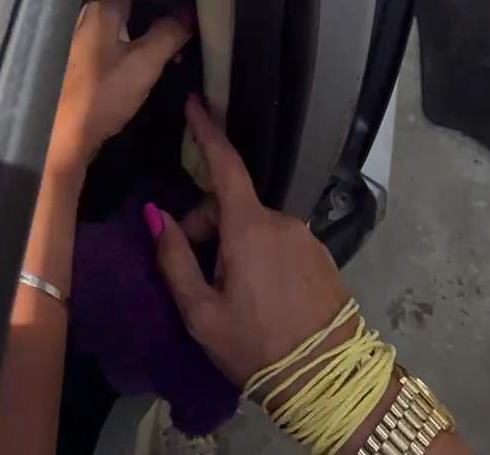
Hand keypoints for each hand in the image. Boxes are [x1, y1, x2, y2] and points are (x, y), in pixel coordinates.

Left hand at [46, 0, 193, 178]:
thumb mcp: (145, 63)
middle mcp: (89, 13)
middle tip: (188, 3)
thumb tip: (189, 11)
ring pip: (123, 15)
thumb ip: (169, 33)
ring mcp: (84, 34)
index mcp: (102, 6)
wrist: (63, 134)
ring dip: (149, 21)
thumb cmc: (103, 93)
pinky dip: (136, 38)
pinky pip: (116, 35)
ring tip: (180, 32)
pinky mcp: (84, 55)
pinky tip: (156, 54)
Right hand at [151, 96, 351, 392]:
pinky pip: (277, 241)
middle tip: (198, 277)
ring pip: (253, 226)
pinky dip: (259, 256)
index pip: (225, 165)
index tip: (195, 101)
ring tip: (229, 294)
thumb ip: (174, 257)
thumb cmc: (258, 349)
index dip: (207, 131)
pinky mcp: (321, 258)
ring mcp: (305, 239)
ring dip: (233, 245)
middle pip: (230, 206)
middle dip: (206, 228)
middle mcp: (281, 222)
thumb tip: (156, 215)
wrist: (333, 388)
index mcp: (250, 228)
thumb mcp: (201, 312)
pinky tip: (258, 296)